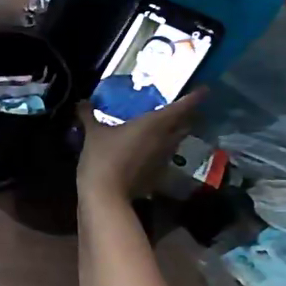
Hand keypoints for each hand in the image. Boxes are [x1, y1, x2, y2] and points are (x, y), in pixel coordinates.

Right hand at [76, 90, 204, 204]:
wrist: (106, 195)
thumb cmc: (103, 157)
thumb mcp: (92, 134)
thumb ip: (88, 116)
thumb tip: (81, 102)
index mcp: (155, 124)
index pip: (183, 107)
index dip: (195, 97)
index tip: (203, 90)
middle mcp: (166, 139)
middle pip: (186, 124)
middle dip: (186, 116)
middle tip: (179, 109)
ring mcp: (164, 158)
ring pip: (177, 141)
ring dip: (174, 133)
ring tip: (162, 128)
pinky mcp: (158, 174)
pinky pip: (165, 157)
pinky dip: (160, 150)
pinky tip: (147, 151)